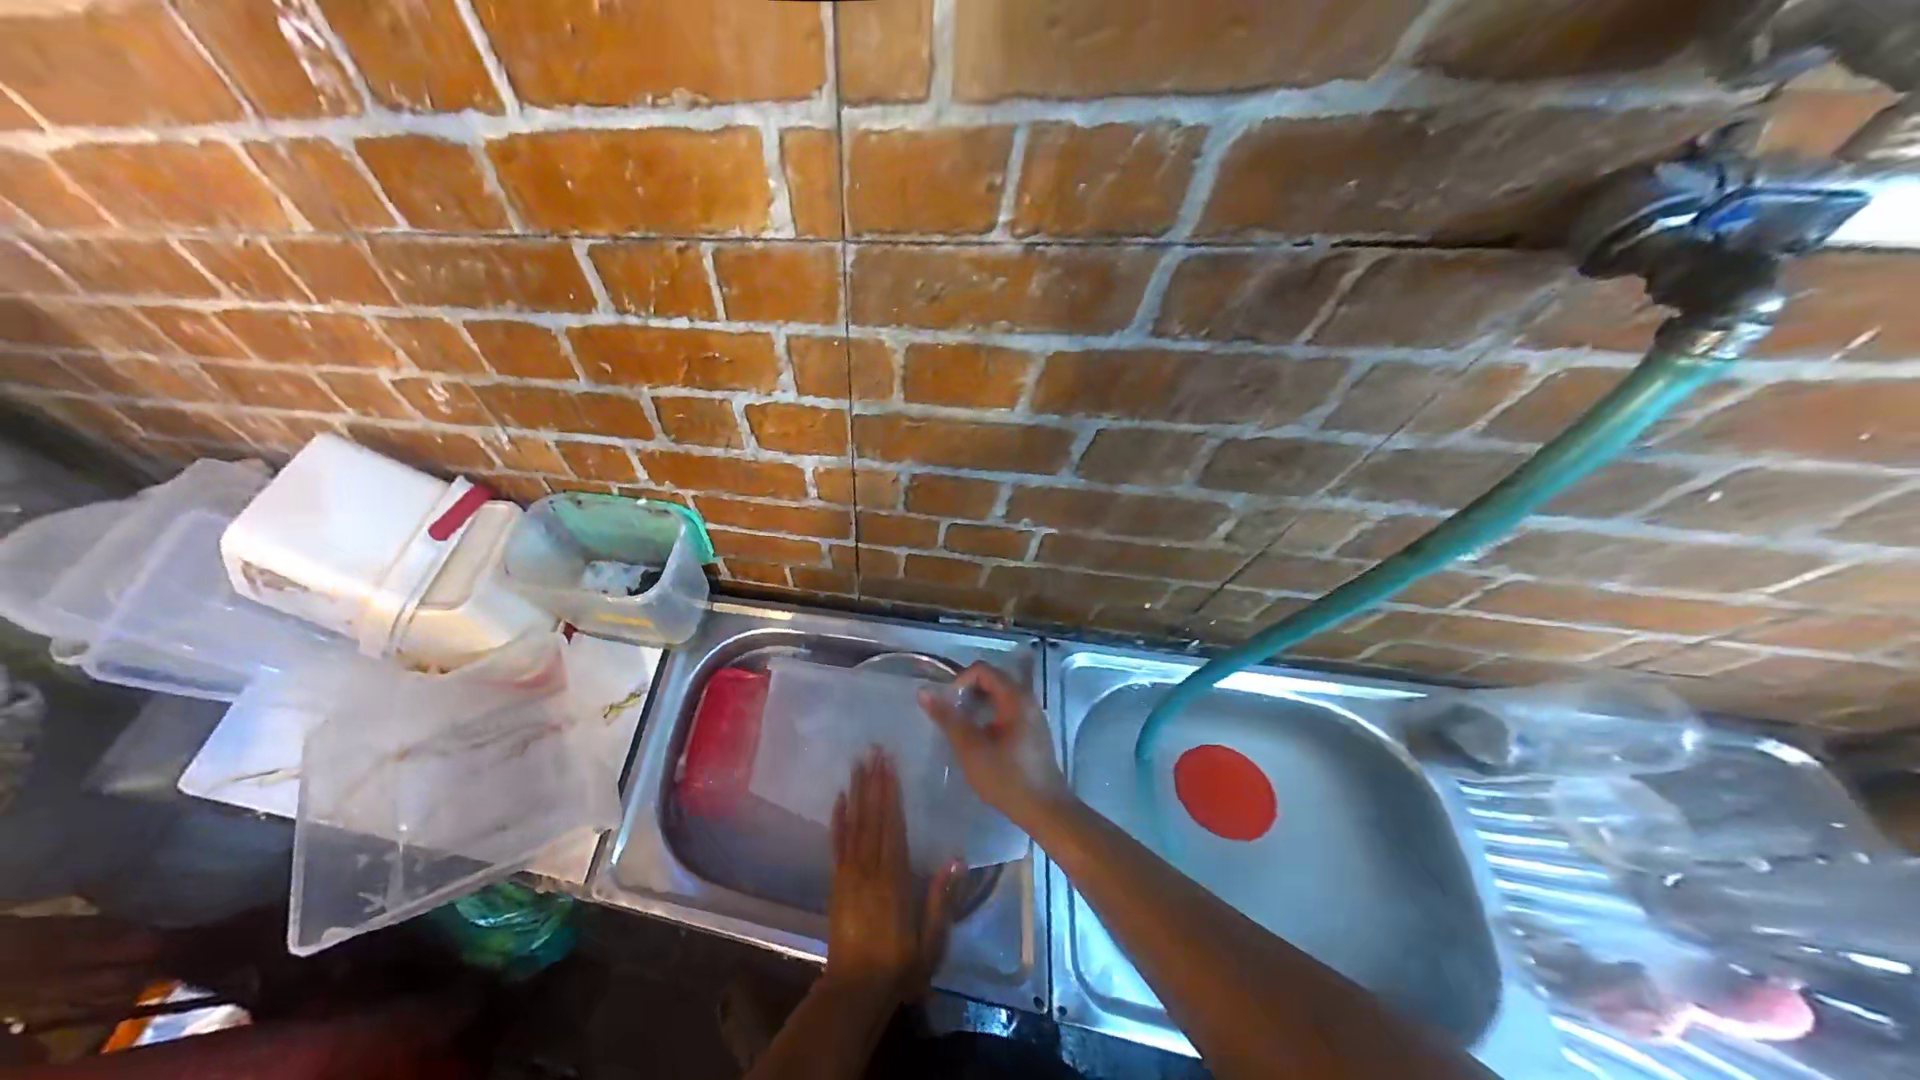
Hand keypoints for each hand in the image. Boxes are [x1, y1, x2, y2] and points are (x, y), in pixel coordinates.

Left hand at [825, 749, 958, 1000]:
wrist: (854, 991)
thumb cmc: (899, 966)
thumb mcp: (930, 941)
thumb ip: (940, 899)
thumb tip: (956, 859)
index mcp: (893, 879)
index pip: (893, 826)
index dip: (892, 793)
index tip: (891, 764)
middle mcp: (869, 869)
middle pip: (872, 817)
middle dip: (874, 781)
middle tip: (874, 750)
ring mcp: (849, 874)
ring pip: (854, 824)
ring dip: (857, 791)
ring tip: (858, 763)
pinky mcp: (837, 883)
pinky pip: (837, 844)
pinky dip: (838, 819)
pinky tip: (839, 799)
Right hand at [918, 662, 1073, 830]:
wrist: (1044, 809)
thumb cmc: (1006, 778)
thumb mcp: (971, 748)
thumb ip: (947, 718)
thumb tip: (924, 692)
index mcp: (1015, 697)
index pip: (983, 670)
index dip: (960, 681)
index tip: (948, 705)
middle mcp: (1027, 699)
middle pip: (992, 679)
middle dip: (967, 692)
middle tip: (952, 716)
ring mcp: (1032, 715)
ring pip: (999, 696)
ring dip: (977, 705)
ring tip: (963, 728)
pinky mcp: (1033, 731)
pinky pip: (1007, 710)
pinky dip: (989, 715)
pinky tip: (981, 739)